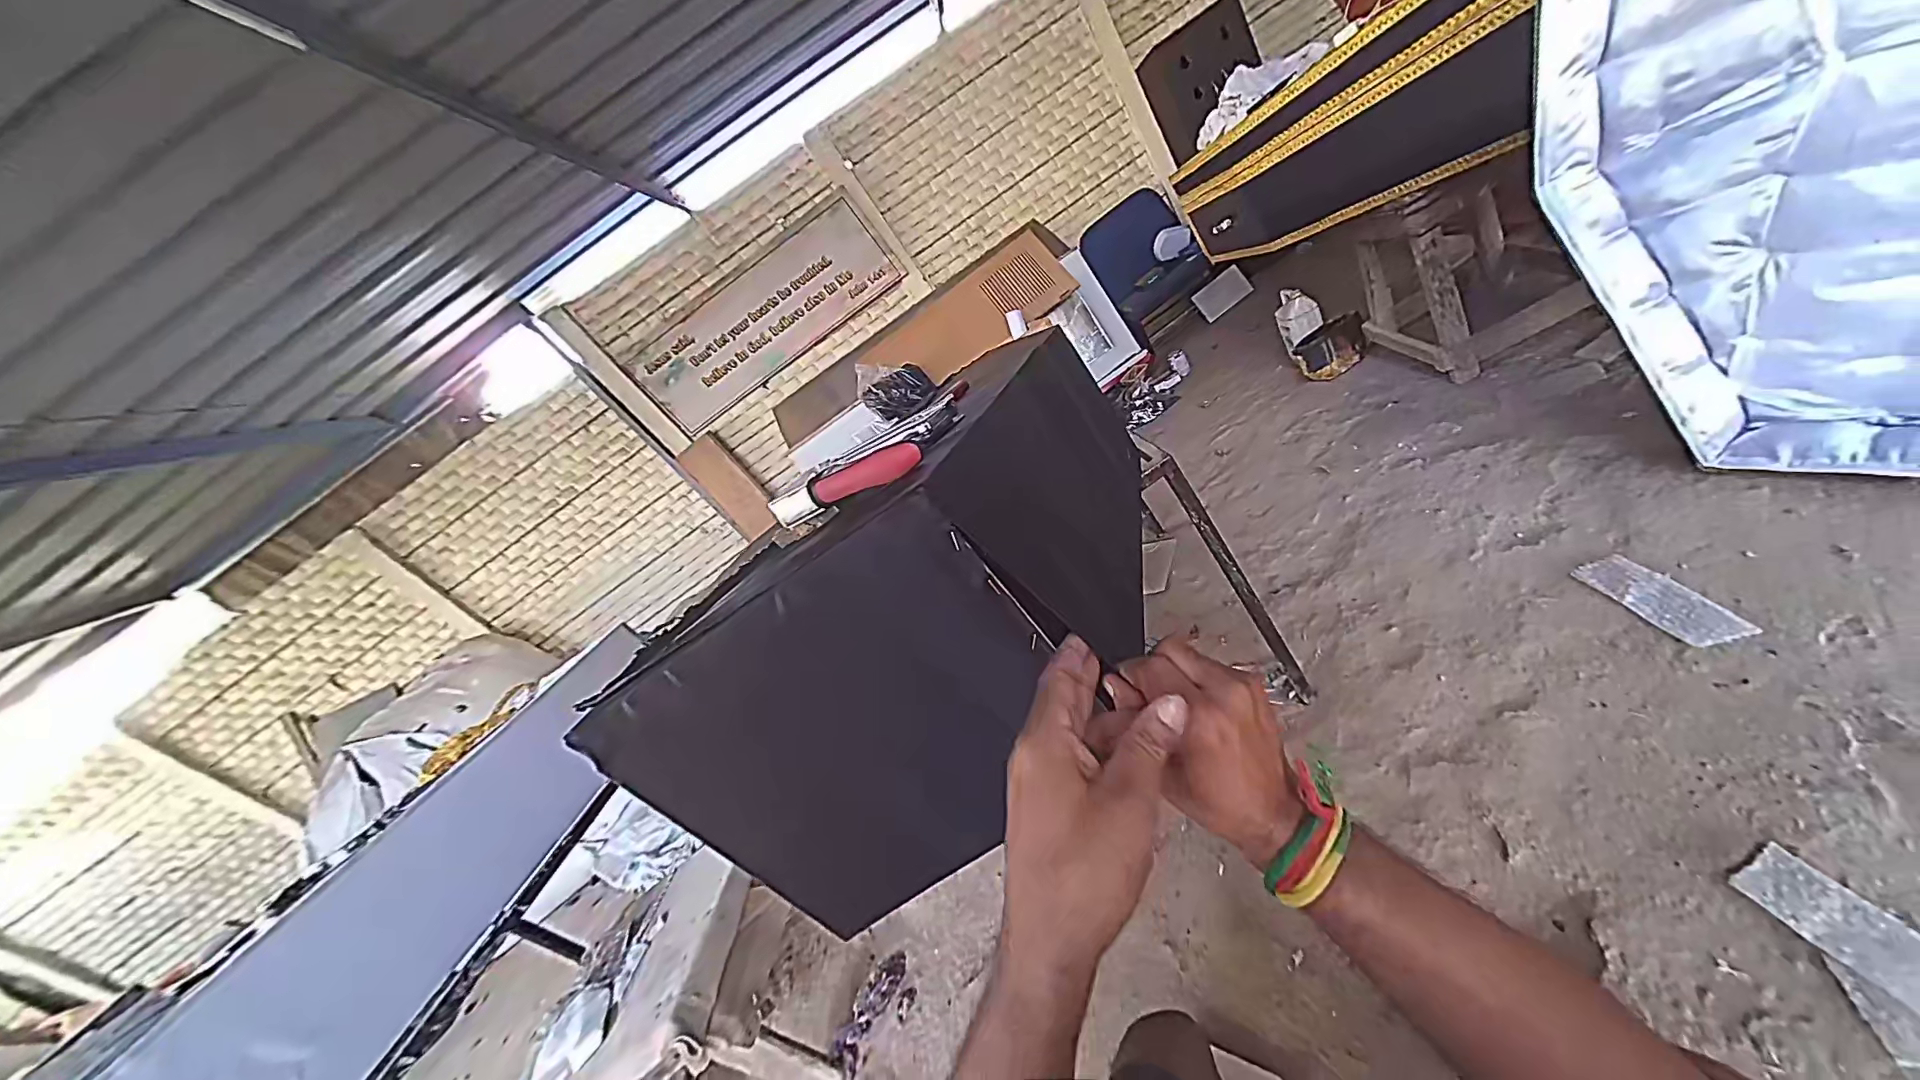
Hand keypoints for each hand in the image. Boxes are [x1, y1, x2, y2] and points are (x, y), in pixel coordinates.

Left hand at [1000, 635, 1188, 984]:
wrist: (1051, 940)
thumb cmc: (1082, 876)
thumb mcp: (1130, 800)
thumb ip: (1148, 746)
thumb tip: (1168, 707)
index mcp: (1043, 745)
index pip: (1057, 683)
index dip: (1076, 657)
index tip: (1086, 637)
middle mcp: (1033, 759)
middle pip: (1064, 707)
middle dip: (1091, 685)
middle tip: (1114, 664)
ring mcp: (1038, 785)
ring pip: (1073, 737)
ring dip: (1103, 722)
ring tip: (1137, 711)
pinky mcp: (1047, 808)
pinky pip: (1072, 763)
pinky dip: (1099, 751)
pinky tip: (1126, 756)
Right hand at [1110, 638, 1301, 868]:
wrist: (1271, 811)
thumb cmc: (1220, 802)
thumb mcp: (1162, 770)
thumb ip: (1135, 723)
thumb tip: (1116, 686)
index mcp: (1201, 718)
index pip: (1150, 667)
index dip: (1131, 676)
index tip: (1127, 689)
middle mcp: (1225, 694)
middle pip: (1169, 650)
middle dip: (1152, 668)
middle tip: (1149, 693)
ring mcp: (1242, 686)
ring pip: (1190, 653)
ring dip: (1174, 671)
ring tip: (1174, 703)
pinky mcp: (1253, 684)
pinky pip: (1210, 665)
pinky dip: (1196, 677)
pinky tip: (1195, 705)